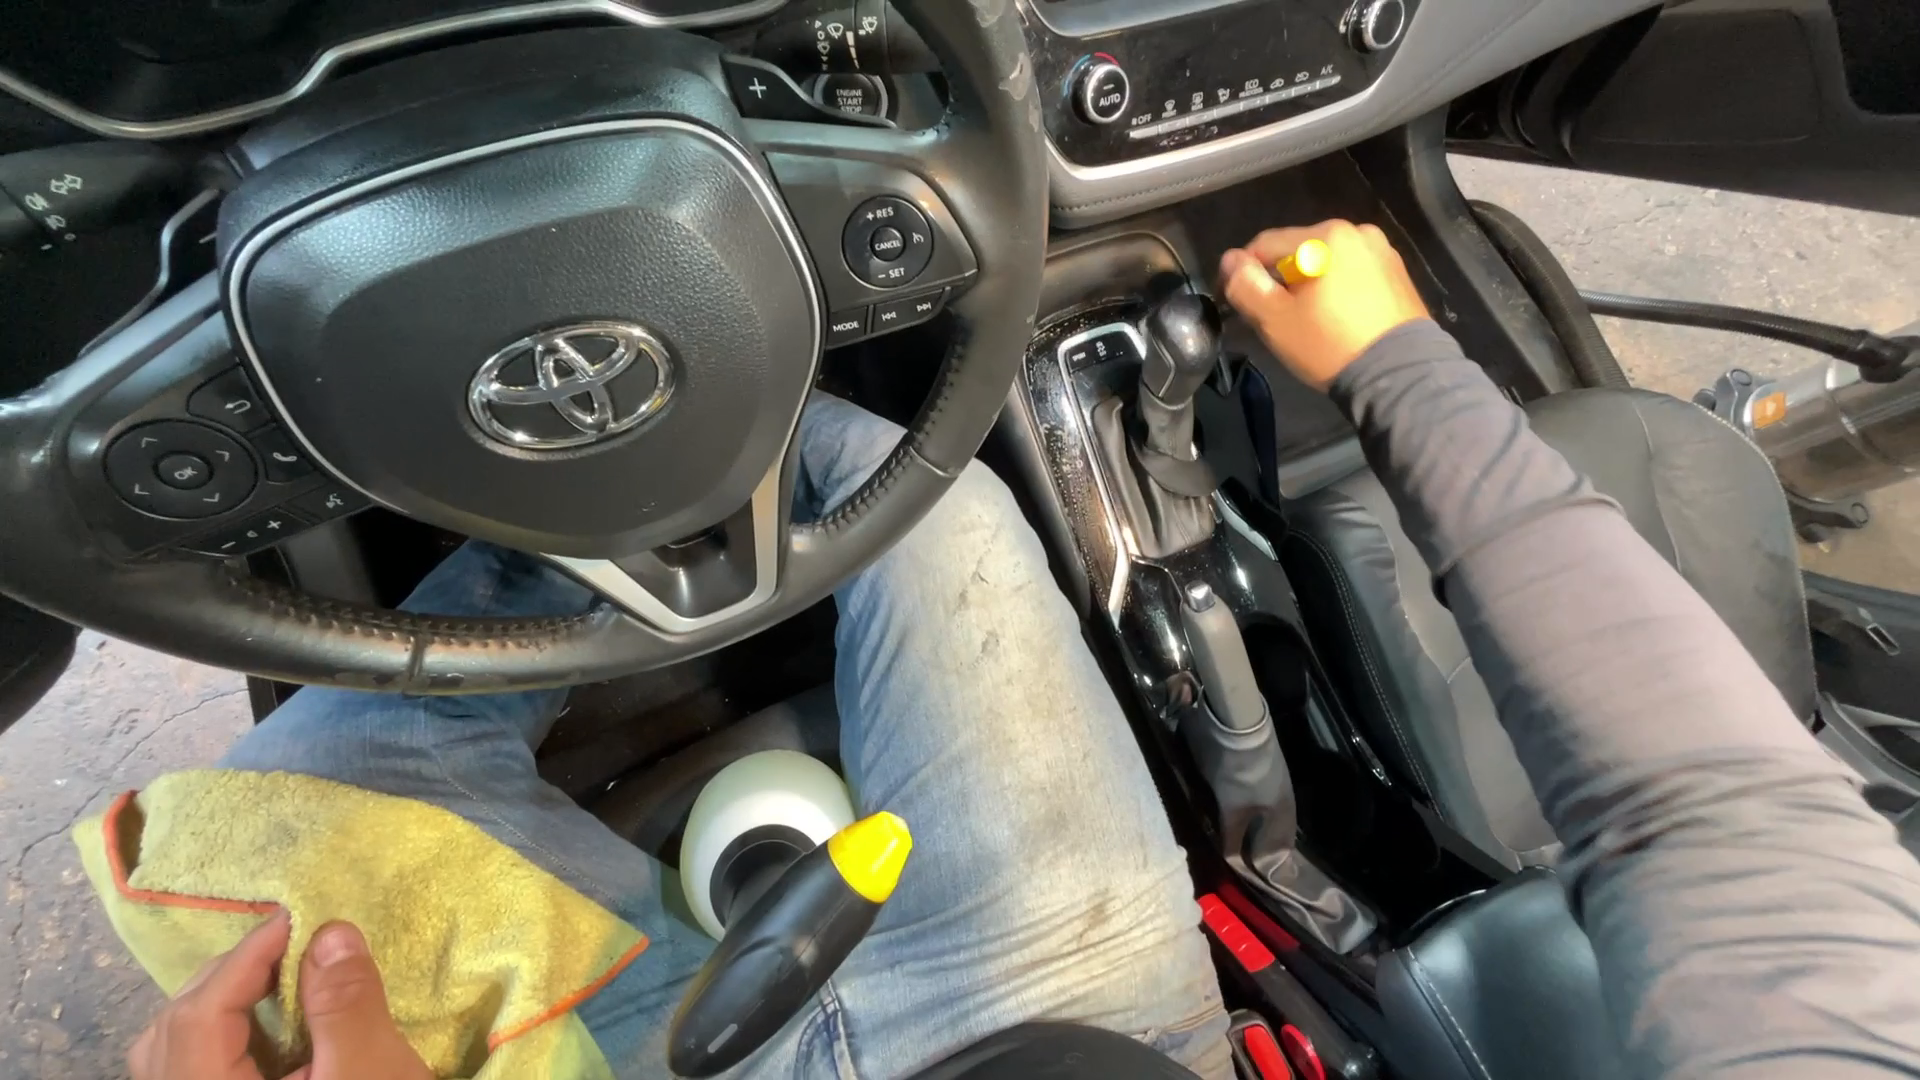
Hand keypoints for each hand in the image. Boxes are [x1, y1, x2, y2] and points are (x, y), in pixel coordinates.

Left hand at [130, 916, 433, 1079]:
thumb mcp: (370, 1068)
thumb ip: (346, 1002)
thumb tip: (331, 931)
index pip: (198, 1018)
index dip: (245, 957)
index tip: (300, 914)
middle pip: (172, 1032)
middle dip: (231, 972)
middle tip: (296, 937)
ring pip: (175, 1048)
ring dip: (226, 996)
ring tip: (286, 967)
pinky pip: (195, 1063)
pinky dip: (229, 1024)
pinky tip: (275, 1011)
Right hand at [1219, 219, 1429, 390]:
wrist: (1397, 372)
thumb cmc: (1328, 343)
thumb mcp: (1274, 319)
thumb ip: (1245, 285)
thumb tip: (1229, 260)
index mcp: (1325, 236)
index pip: (1264, 245)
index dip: (1242, 273)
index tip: (1235, 302)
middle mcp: (1356, 232)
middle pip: (1296, 251)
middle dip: (1278, 280)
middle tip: (1270, 317)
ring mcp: (1381, 251)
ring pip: (1323, 263)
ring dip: (1305, 285)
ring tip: (1302, 320)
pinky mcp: (1395, 273)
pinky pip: (1349, 273)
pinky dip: (1332, 289)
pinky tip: (1331, 318)